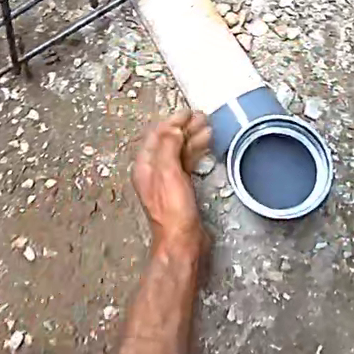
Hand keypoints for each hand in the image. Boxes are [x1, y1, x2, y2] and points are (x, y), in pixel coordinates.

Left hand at [131, 110, 211, 259]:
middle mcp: (153, 171)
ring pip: (179, 151)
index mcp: (145, 166)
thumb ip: (169, 147)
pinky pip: (187, 162)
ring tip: (208, 127)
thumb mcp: (169, 173)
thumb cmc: (173, 211)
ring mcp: (167, 180)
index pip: (157, 134)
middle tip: (202, 117)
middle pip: (168, 141)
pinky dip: (196, 151)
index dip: (173, 121)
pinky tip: (206, 145)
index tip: (188, 112)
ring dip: (192, 137)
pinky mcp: (180, 188)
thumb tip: (173, 128)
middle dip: (184, 127)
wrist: (182, 240)